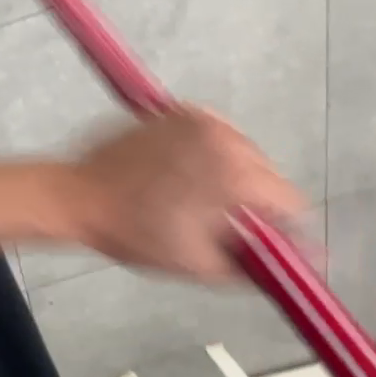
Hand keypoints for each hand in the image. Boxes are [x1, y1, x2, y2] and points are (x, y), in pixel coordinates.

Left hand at [66, 106, 304, 283]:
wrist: (76, 196)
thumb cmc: (133, 232)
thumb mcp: (198, 264)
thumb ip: (258, 266)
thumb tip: (300, 264)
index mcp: (236, 174)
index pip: (288, 203)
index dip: (279, 229)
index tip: (258, 242)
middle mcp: (224, 137)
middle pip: (267, 174)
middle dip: (252, 201)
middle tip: (217, 223)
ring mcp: (197, 119)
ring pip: (241, 151)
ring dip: (231, 174)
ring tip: (193, 198)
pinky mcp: (175, 110)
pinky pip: (212, 134)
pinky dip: (208, 152)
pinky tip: (182, 172)